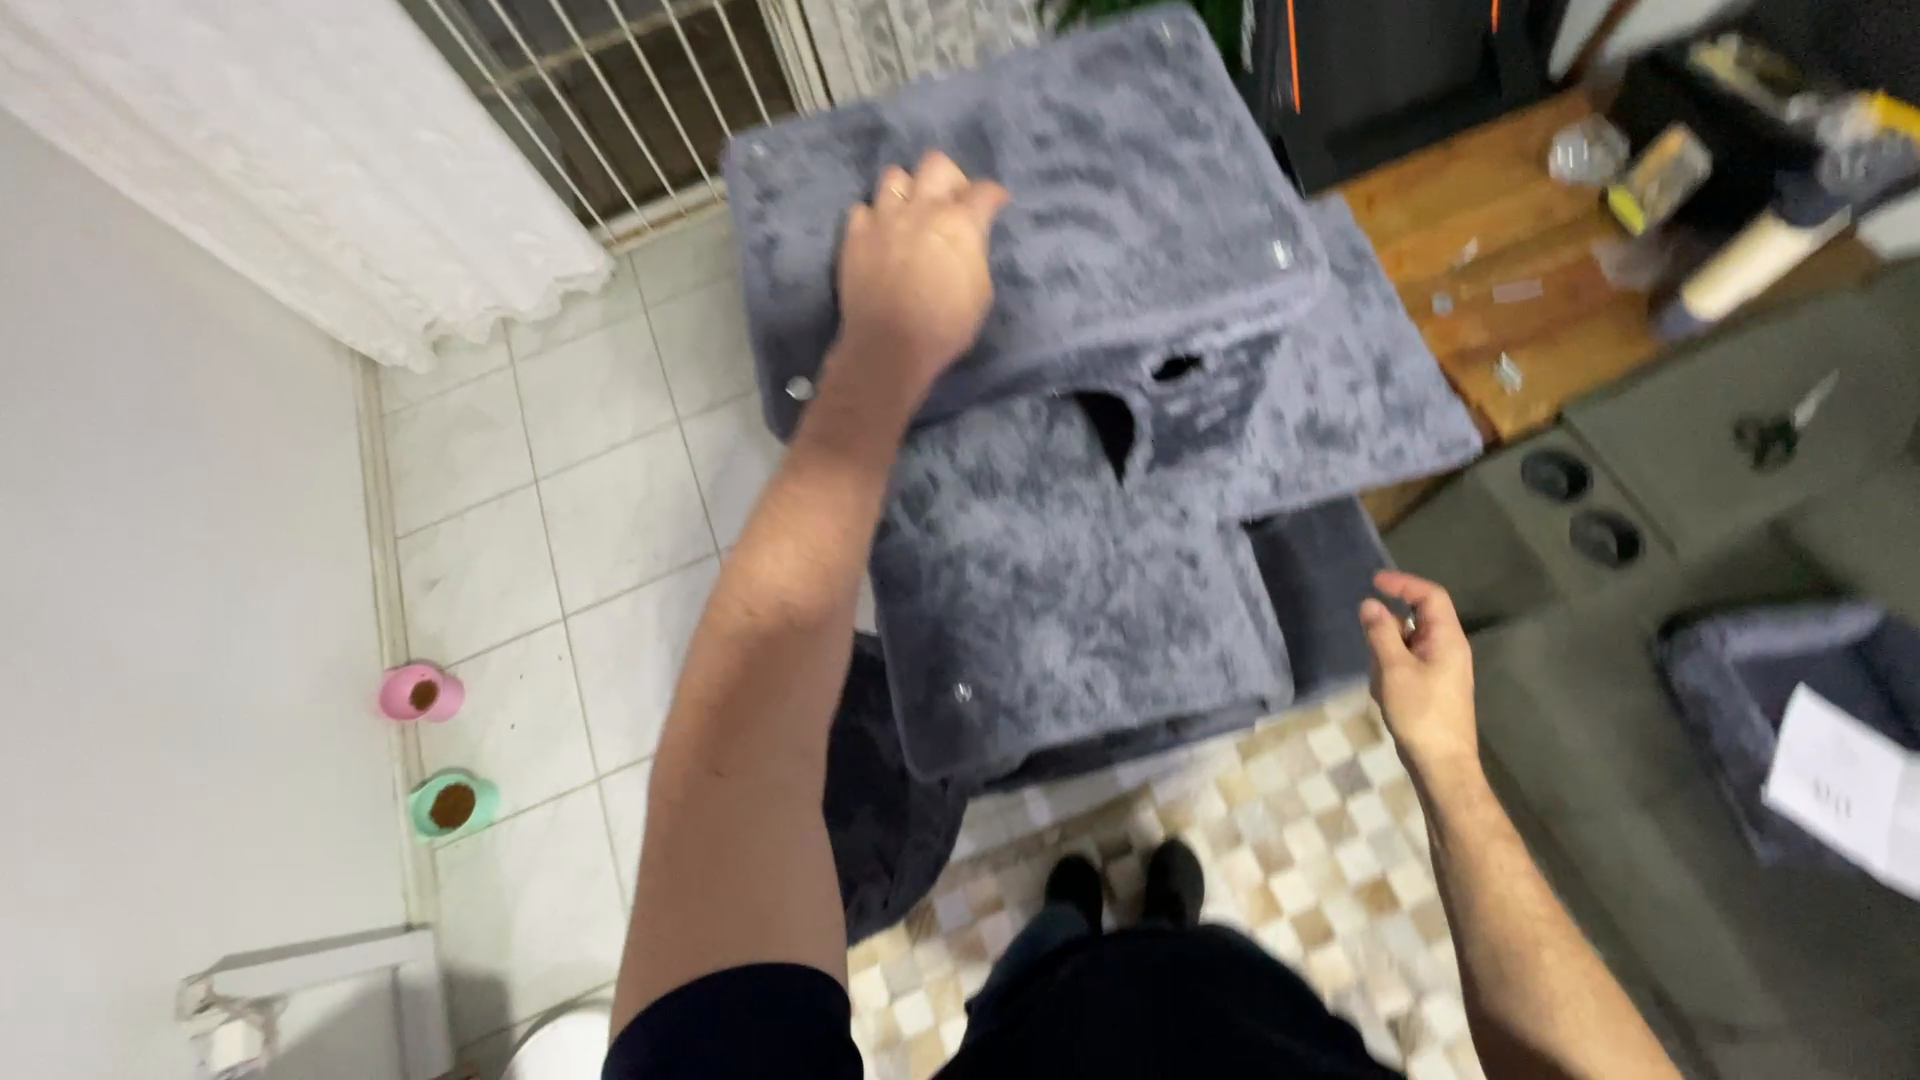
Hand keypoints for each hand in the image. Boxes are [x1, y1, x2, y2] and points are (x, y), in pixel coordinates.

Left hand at [833, 151, 1009, 397]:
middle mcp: (921, 209)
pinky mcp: (855, 235)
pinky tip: (880, 236)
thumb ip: (975, 256)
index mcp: (960, 223)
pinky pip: (863, 209)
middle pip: (936, 164)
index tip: (996, 204)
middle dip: (950, 179)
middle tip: (952, 203)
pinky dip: (874, 219)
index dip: (994, 196)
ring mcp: (883, 218)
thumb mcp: (980, 294)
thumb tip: (969, 243)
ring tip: (910, 214)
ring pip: (895, 177)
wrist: (889, 346)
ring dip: (907, 192)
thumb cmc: (945, 328)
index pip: (984, 191)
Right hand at [1359, 571, 1479, 777]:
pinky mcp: (1431, 685)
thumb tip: (1370, 604)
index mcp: (1447, 639)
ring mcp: (1441, 668)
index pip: (1430, 596)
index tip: (1374, 582)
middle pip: (1419, 618)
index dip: (1404, 584)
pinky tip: (1383, 689)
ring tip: (1378, 675)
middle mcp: (1448, 649)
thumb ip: (1381, 633)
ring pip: (1409, 642)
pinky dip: (1390, 666)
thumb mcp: (1394, 669)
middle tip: (1367, 638)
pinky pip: (1407, 662)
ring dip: (1387, 649)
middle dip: (1389, 624)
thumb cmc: (1420, 712)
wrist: (1441, 761)